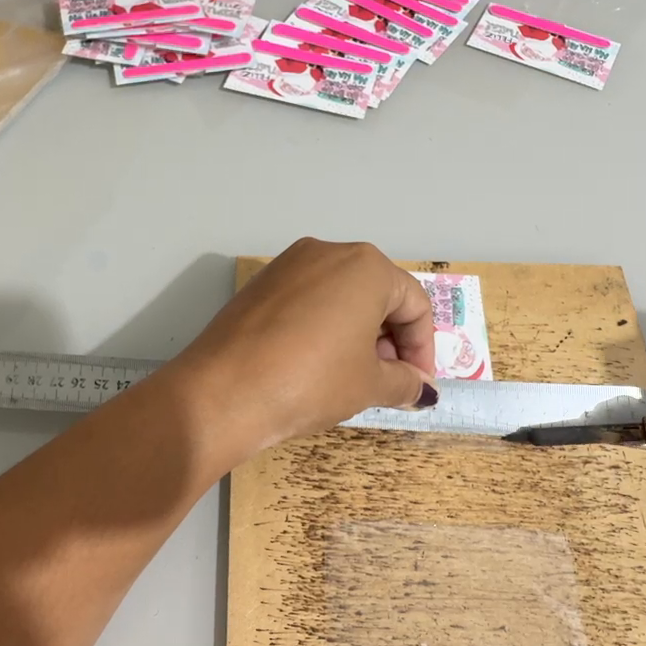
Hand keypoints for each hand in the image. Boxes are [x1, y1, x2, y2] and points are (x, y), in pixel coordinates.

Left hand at [166, 238, 436, 459]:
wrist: (223, 393)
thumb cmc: (311, 382)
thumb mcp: (368, 385)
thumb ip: (404, 382)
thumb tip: (421, 388)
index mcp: (365, 265)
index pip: (414, 305)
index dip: (422, 350)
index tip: (416, 387)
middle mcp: (327, 252)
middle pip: (377, 294)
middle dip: (389, 340)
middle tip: (386, 383)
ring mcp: (288, 265)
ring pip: (340, 296)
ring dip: (357, 334)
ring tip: (351, 377)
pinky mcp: (259, 285)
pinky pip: (308, 301)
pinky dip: (323, 327)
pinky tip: (315, 365)